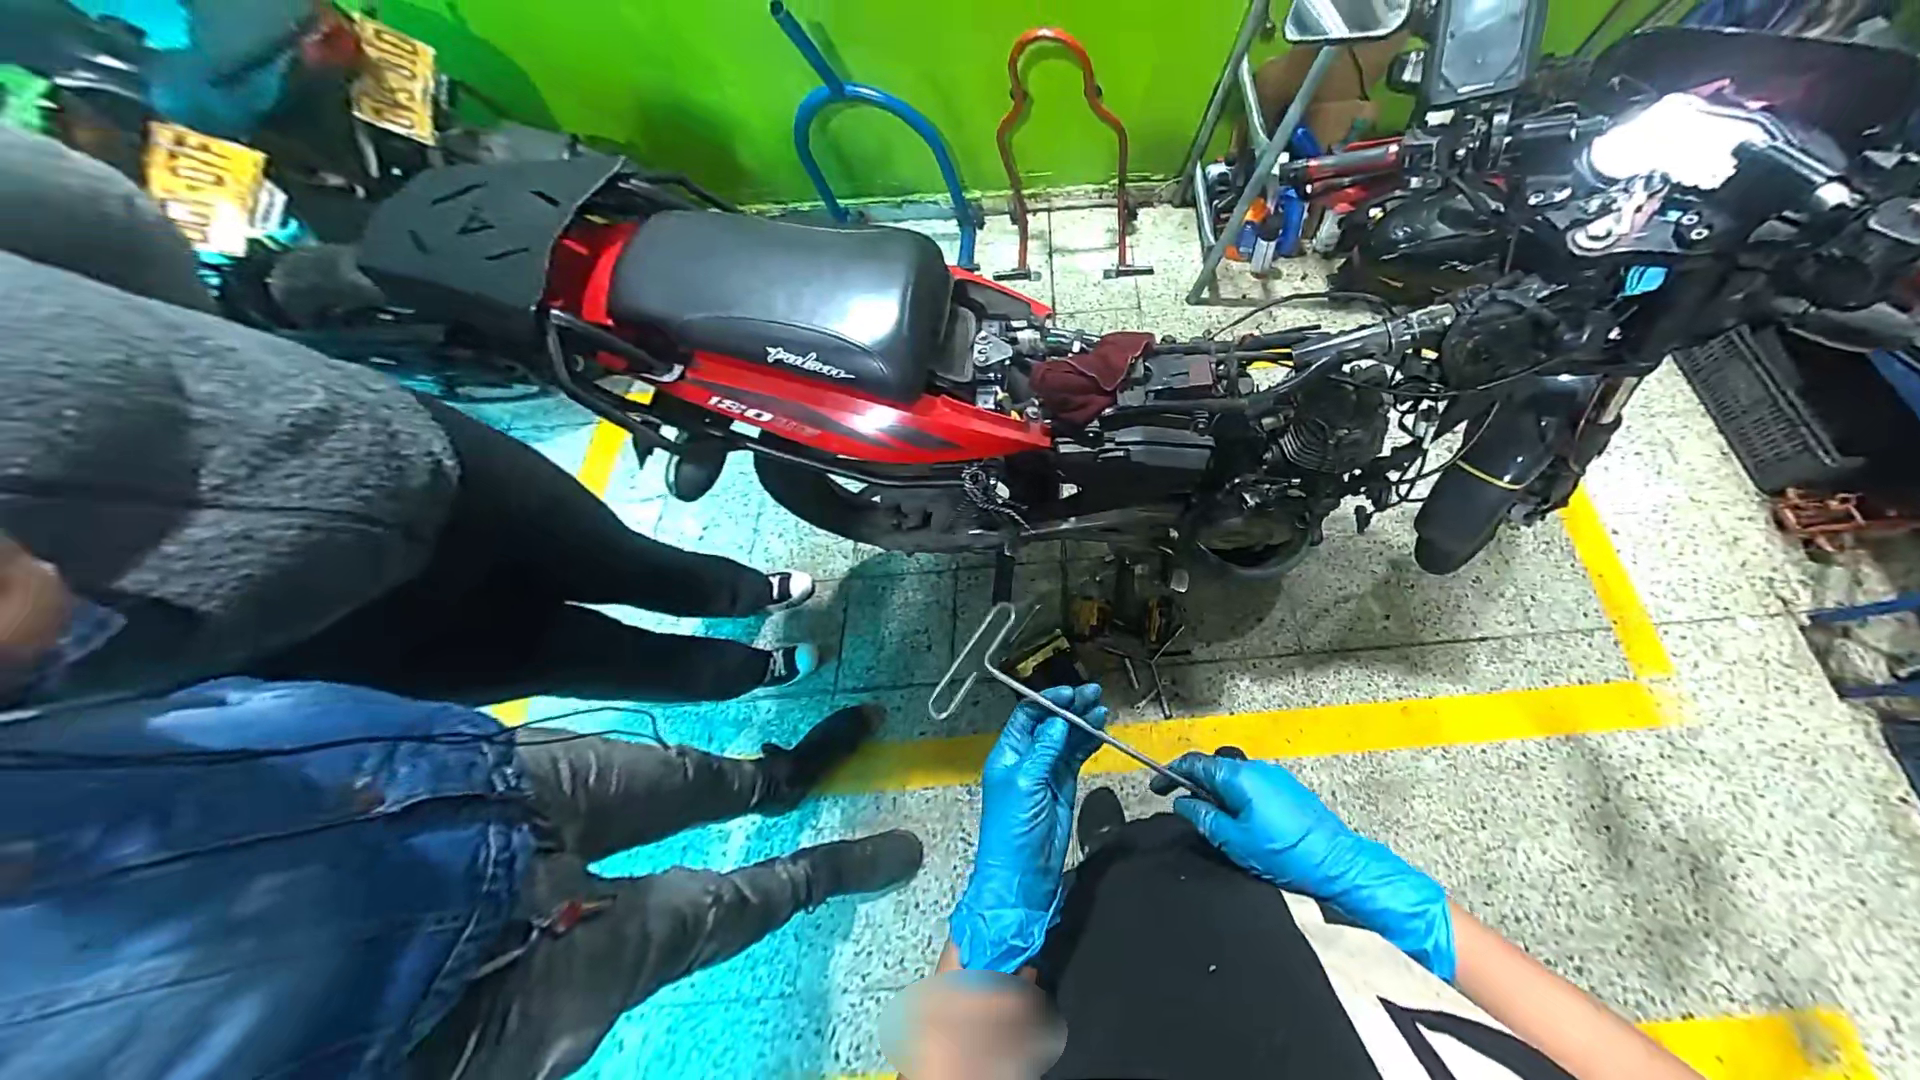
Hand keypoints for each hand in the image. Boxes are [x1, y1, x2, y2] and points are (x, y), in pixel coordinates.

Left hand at [949, 684, 1108, 972]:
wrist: (1023, 874)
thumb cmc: (1013, 828)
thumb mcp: (1025, 783)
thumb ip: (1043, 750)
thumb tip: (1057, 719)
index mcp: (1008, 752)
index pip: (1028, 715)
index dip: (1048, 700)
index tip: (1070, 692)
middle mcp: (1026, 757)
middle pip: (1049, 722)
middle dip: (1070, 706)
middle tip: (1093, 694)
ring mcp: (1045, 771)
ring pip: (1066, 738)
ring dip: (1082, 722)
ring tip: (1101, 708)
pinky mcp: (1062, 785)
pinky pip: (1076, 756)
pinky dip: (1088, 742)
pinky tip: (1099, 730)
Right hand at [1153, 752, 1455, 979]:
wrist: (1340, 866)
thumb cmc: (1291, 855)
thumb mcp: (1233, 840)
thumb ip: (1202, 817)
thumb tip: (1185, 805)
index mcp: (1239, 776)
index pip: (1193, 763)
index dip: (1170, 774)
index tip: (1158, 787)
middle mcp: (1256, 769)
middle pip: (1212, 768)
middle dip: (1194, 786)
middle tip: (1187, 809)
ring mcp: (1275, 777)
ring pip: (1232, 778)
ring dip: (1217, 794)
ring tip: (1218, 824)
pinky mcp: (1288, 790)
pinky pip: (1251, 786)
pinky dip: (1237, 798)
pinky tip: (1242, 825)